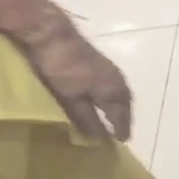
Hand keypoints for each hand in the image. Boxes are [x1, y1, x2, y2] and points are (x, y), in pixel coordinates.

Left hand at [15, 12, 132, 140]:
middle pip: (125, 103)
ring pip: (119, 93)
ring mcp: (110, 70)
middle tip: (119, 131)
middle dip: (123, 117)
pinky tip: (102, 98)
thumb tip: (99, 138)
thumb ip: (85, 117)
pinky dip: (111, 96)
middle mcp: (117, 80)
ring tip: (112, 117)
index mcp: (114, 90)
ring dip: (118, 106)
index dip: (122, 128)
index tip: (121, 141)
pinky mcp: (100, 64)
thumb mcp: (71, 98)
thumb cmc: (62, 70)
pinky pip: (113, 85)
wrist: (52, 36)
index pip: (122, 114)